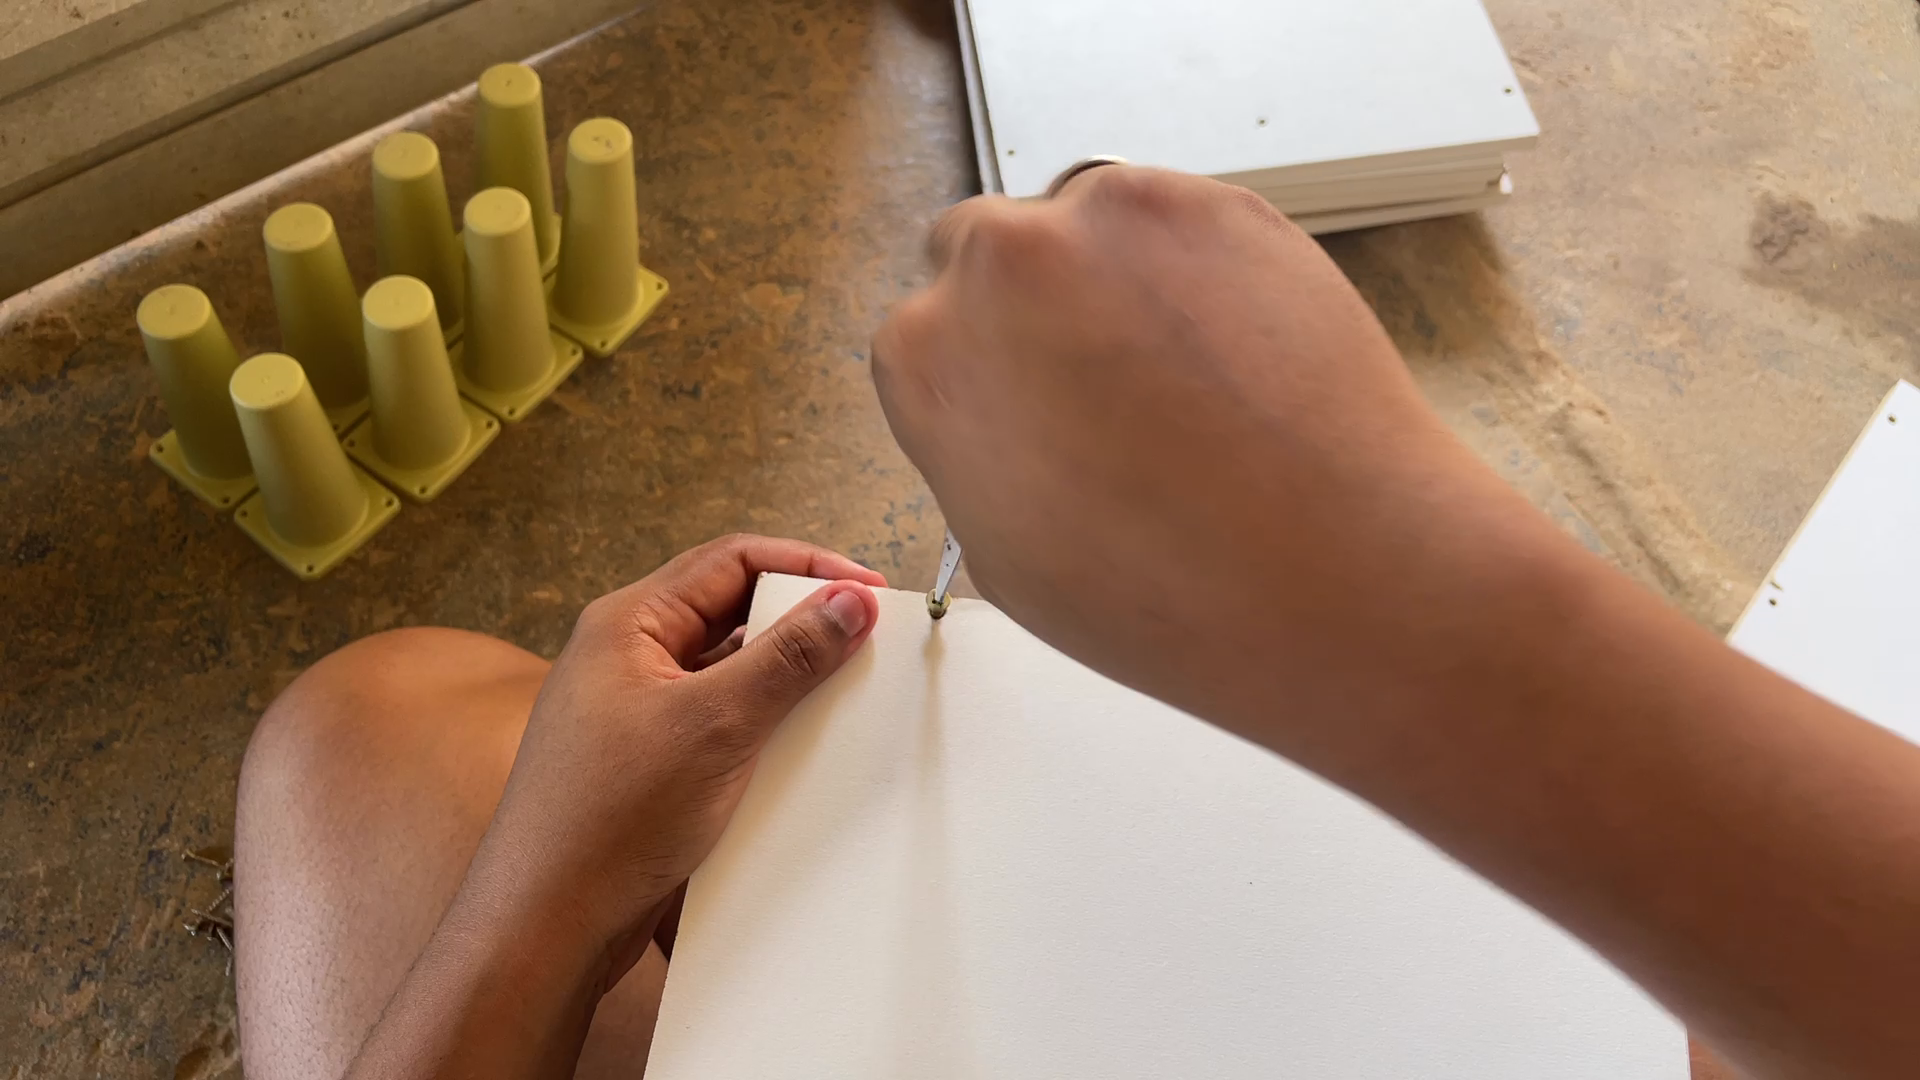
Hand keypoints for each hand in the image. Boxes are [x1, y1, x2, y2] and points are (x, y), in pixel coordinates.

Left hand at [458, 535, 883, 985]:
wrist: (545, 931)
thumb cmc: (612, 818)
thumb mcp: (715, 723)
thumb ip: (790, 654)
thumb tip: (855, 599)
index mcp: (631, 622)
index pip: (733, 559)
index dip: (807, 564)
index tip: (868, 588)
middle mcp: (635, 651)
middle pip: (733, 603)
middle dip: (800, 611)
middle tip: (863, 629)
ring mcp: (643, 702)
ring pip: (732, 657)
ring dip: (787, 662)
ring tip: (844, 675)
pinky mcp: (658, 747)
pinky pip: (725, 704)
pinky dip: (768, 706)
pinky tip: (804, 727)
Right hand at [871, 166, 1565, 754]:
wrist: (1325, 575)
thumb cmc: (1156, 595)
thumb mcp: (1000, 552)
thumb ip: (970, 450)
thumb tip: (1000, 407)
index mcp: (926, 359)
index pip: (920, 337)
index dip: (975, 378)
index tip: (1018, 405)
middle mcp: (997, 263)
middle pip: (979, 252)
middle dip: (1018, 306)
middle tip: (1085, 375)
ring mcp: (1108, 216)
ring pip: (1073, 224)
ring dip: (1097, 277)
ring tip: (1166, 367)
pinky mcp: (1212, 200)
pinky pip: (1166, 221)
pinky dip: (1180, 268)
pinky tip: (1221, 347)